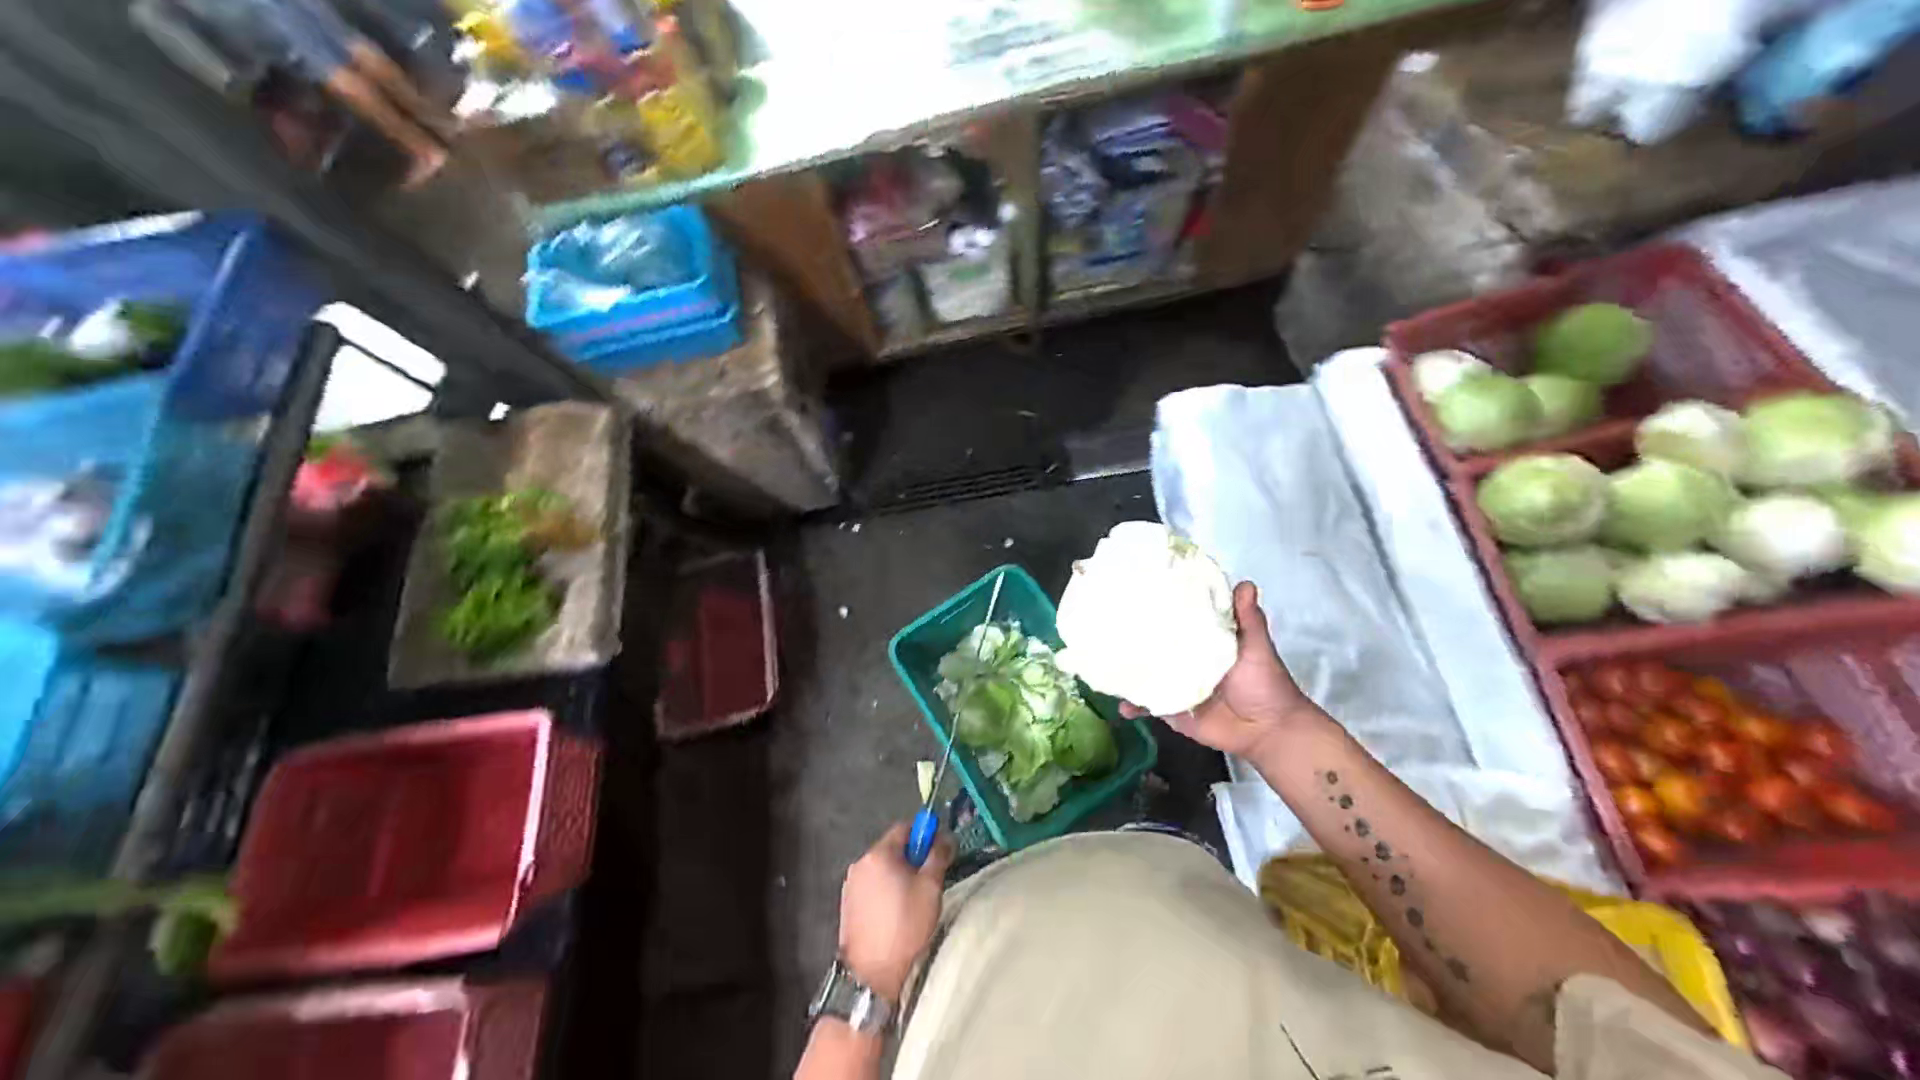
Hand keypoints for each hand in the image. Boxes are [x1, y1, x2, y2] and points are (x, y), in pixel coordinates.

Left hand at [838, 822, 952, 1002]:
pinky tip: (895, 915)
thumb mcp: (930, 888)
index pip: (904, 828)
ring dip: (898, 876)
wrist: (871, 973)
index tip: (937, 854)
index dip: (924, 836)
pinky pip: (871, 887)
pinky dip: (885, 892)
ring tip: (913, 902)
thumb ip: (938, 856)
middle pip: (892, 848)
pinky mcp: (847, 905)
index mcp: (879, 853)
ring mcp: (850, 885)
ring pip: (882, 869)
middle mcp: (860, 863)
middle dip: (911, 859)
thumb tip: (945, 837)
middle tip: (928, 881)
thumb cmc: (904, 925)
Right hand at [1122, 582, 1322, 758]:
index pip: (1176, 620)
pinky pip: (1146, 706)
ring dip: (1125, 671)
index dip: (1158, 608)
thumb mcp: (1256, 647)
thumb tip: (1245, 583)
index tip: (1134, 592)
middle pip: (1153, 646)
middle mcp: (1185, 660)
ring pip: (1144, 674)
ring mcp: (1175, 684)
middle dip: (1130, 638)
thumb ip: (1248, 619)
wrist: (1268, 731)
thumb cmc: (1265, 684)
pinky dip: (1132, 706)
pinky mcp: (1170, 710)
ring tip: (1105, 663)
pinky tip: (1122, 706)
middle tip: (1105, 624)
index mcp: (1203, 641)